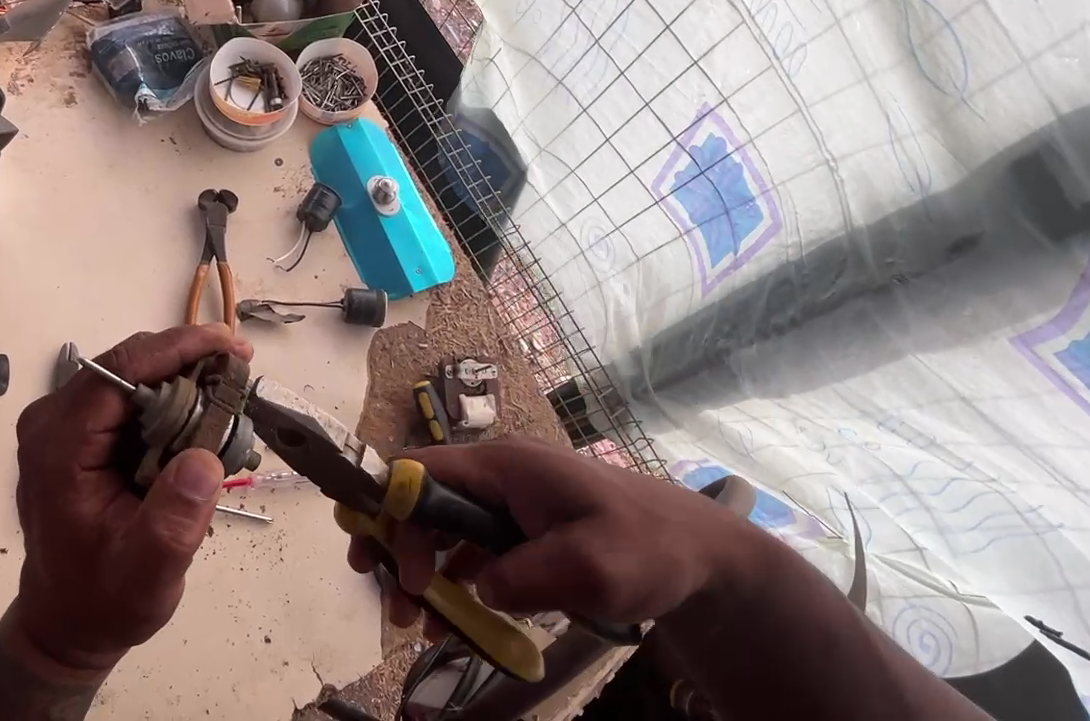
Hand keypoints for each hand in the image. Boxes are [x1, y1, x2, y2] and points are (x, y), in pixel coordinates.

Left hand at [9, 324, 250, 674]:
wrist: (68, 621)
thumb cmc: (104, 599)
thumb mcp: (147, 572)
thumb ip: (173, 519)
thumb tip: (205, 459)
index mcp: (59, 446)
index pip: (119, 373)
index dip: (176, 349)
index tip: (229, 343)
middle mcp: (53, 420)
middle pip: (126, 362)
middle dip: (187, 356)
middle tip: (241, 363)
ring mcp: (64, 421)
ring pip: (131, 370)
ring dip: (182, 371)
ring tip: (230, 381)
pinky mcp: (80, 428)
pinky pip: (130, 390)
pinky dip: (171, 390)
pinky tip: (204, 402)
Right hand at [347, 436, 760, 633]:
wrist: (696, 551)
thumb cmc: (647, 547)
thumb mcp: (594, 567)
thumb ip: (528, 574)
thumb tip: (479, 586)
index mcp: (505, 465)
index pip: (423, 469)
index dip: (394, 509)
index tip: (393, 567)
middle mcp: (497, 474)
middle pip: (423, 498)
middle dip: (399, 547)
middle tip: (396, 603)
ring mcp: (507, 500)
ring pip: (441, 528)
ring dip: (422, 571)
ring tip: (417, 623)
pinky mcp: (518, 526)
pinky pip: (469, 549)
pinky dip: (452, 580)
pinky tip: (452, 618)